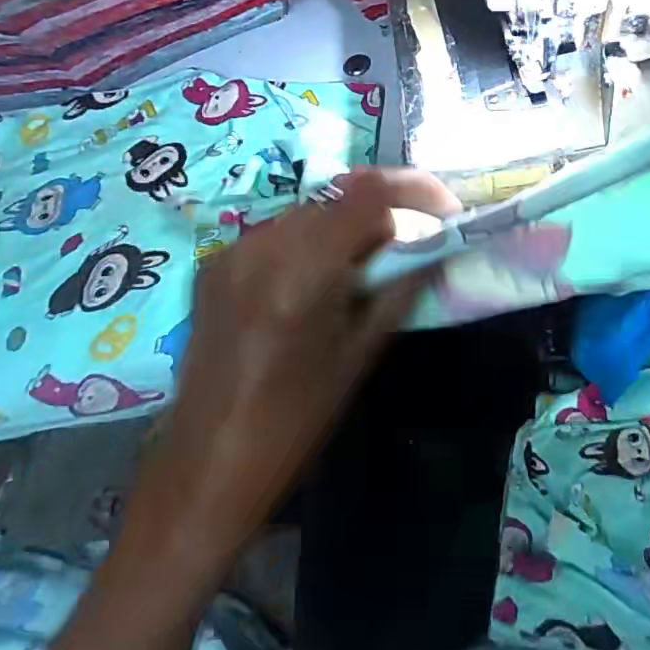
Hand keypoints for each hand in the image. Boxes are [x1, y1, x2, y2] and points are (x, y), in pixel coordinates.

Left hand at [47, 168, 459, 649]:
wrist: (205, 460)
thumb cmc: (293, 422)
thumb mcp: (358, 356)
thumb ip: (398, 288)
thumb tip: (432, 246)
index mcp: (301, 273)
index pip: (367, 194)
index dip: (414, 189)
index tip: (443, 208)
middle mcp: (260, 247)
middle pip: (337, 198)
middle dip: (380, 210)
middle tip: (407, 243)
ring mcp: (230, 251)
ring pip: (306, 211)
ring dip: (343, 224)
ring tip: (362, 263)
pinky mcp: (213, 263)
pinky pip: (274, 233)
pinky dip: (307, 241)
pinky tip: (313, 277)